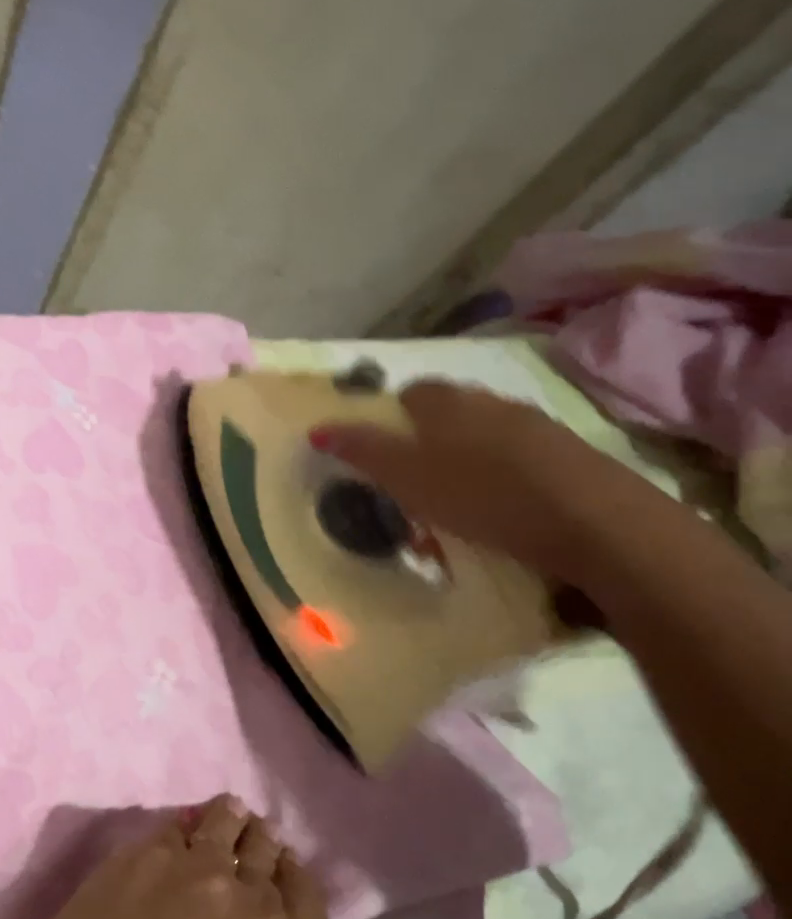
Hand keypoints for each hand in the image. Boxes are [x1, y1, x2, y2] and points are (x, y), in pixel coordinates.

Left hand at [22, 795, 331, 918]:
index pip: (309, 900)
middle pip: (269, 857)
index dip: (296, 877)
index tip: (288, 865)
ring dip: (233, 818)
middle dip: (265, 847)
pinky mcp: (155, 848)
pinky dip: (190, 821)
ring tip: (232, 811)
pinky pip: (182, 825)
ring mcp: (203, 868)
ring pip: (229, 825)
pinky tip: (190, 821)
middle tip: (259, 838)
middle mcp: (254, 905)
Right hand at [311, 380, 650, 587]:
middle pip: (450, 413)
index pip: (411, 392)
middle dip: (427, 439)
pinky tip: (498, 512)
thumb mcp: (407, 477)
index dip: (390, 416)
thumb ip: (362, 451)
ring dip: (466, 460)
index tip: (378, 450)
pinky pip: (520, 462)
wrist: (599, 527)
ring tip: (452, 501)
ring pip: (486, 437)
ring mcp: (540, 429)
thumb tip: (318, 427)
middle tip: (409, 479)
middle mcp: (495, 403)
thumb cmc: (485, 496)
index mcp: (450, 402)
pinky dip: (502, 480)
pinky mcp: (573, 460)